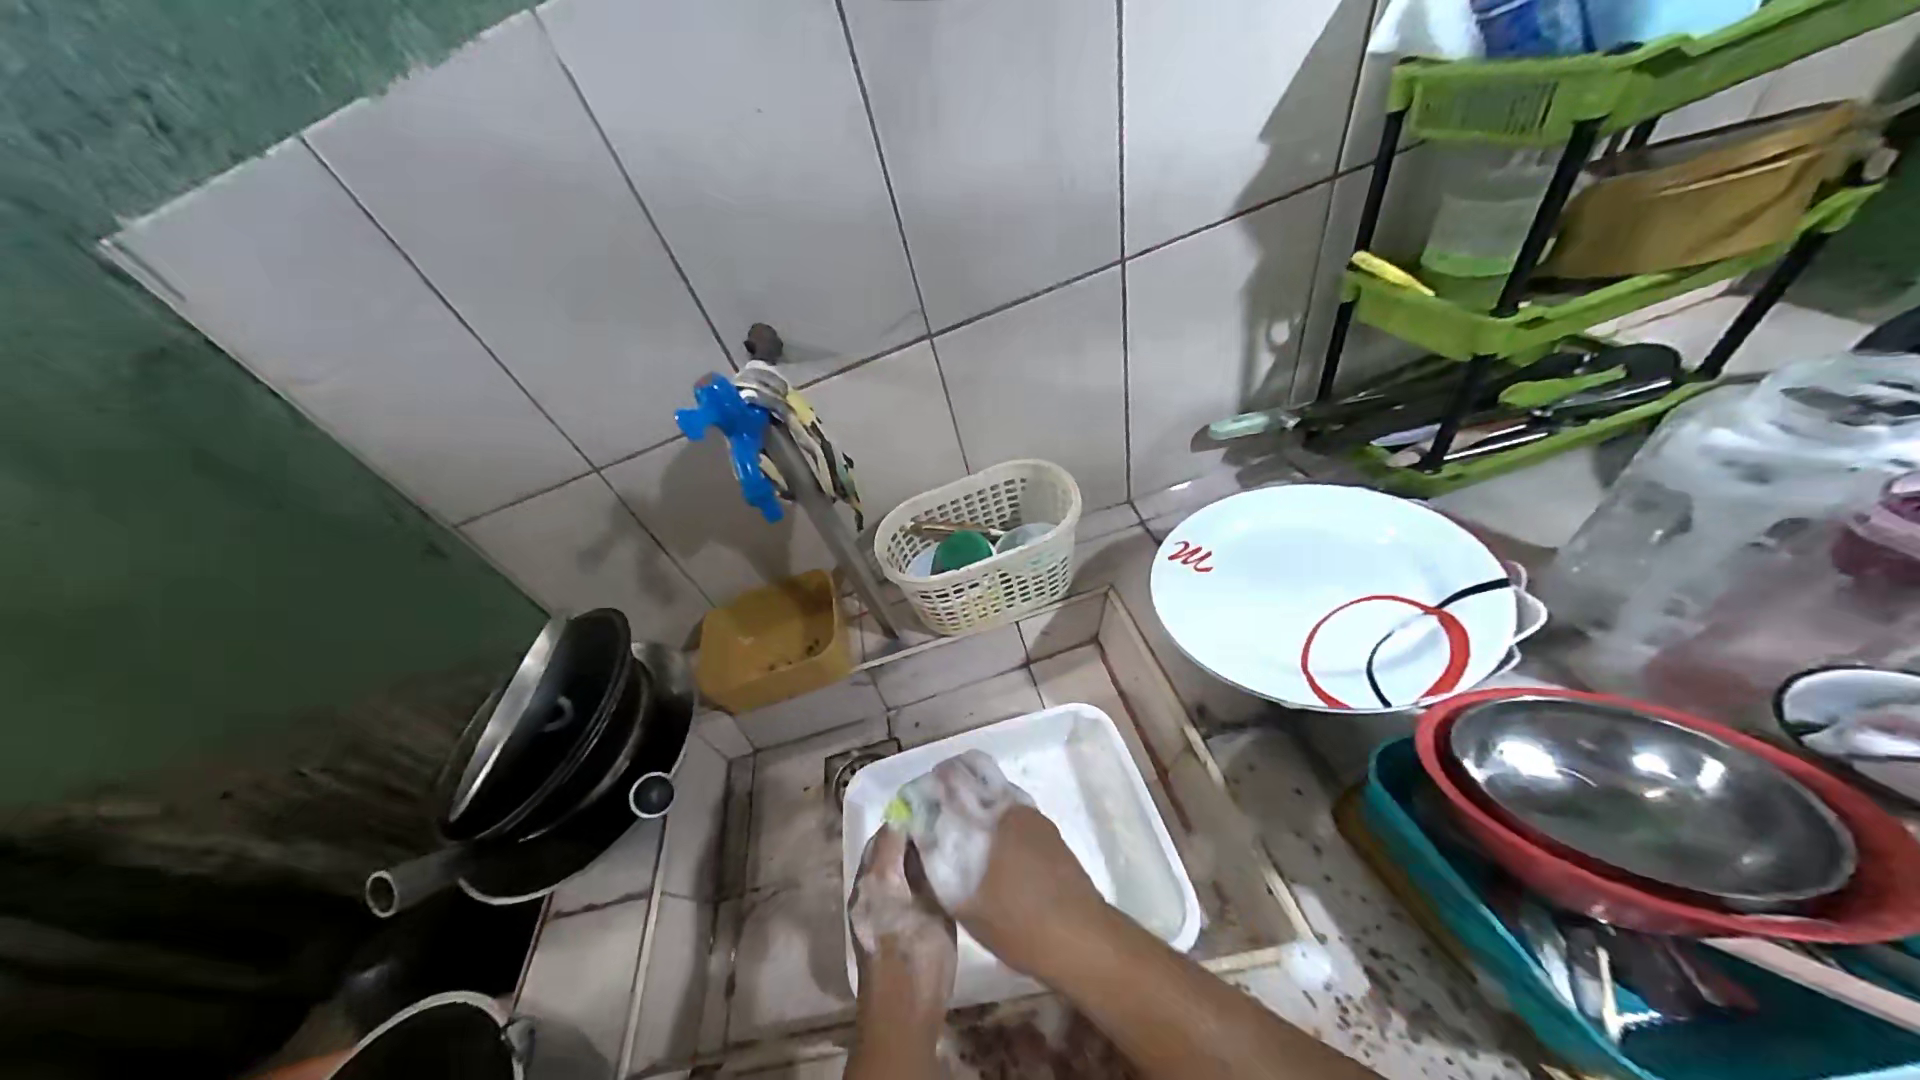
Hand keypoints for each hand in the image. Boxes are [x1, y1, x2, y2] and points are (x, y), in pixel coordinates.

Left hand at [847, 824, 955, 1018]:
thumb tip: (930, 832)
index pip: (892, 827)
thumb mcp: (933, 906)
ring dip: (902, 848)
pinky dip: (899, 868)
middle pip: (883, 842)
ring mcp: (862, 901)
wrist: (899, 1013)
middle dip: (907, 828)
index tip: (939, 803)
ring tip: (936, 842)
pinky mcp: (868, 918)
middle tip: (940, 820)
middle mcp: (864, 882)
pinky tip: (925, 872)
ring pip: (881, 860)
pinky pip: (882, 878)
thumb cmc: (920, 957)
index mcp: (878, 875)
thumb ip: (927, 867)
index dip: (913, 813)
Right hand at [899, 751, 1106, 978]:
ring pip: (995, 797)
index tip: (913, 803)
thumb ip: (937, 870)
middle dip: (951, 791)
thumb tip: (918, 845)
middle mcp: (1012, 806)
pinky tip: (989, 851)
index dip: (929, 787)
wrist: (1081, 938)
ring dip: (974, 806)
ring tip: (958, 837)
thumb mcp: (964, 905)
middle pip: (975, 779)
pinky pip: (1012, 814)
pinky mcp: (1049, 834)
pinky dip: (996, 822)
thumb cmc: (1018, 923)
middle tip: (933, 817)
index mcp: (989, 815)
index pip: (951, 780)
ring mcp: (1034, 818)